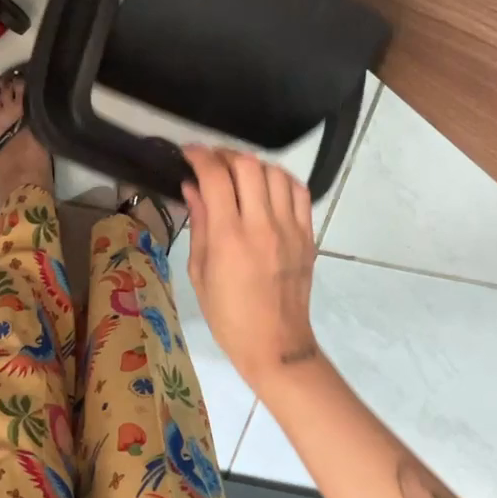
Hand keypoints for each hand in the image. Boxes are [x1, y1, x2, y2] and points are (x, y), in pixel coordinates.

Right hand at [181, 145, 321, 390]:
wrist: (275, 344)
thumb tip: (192, 188)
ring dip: (253, 165)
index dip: (200, 157)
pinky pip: (299, 192)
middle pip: (248, 166)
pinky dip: (280, 179)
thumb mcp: (199, 271)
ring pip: (276, 173)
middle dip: (225, 155)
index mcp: (229, 237)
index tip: (188, 153)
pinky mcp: (308, 235)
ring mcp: (290, 229)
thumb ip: (200, 223)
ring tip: (238, 172)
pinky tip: (266, 186)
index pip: (215, 177)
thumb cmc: (227, 314)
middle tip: (211, 161)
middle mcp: (262, 226)